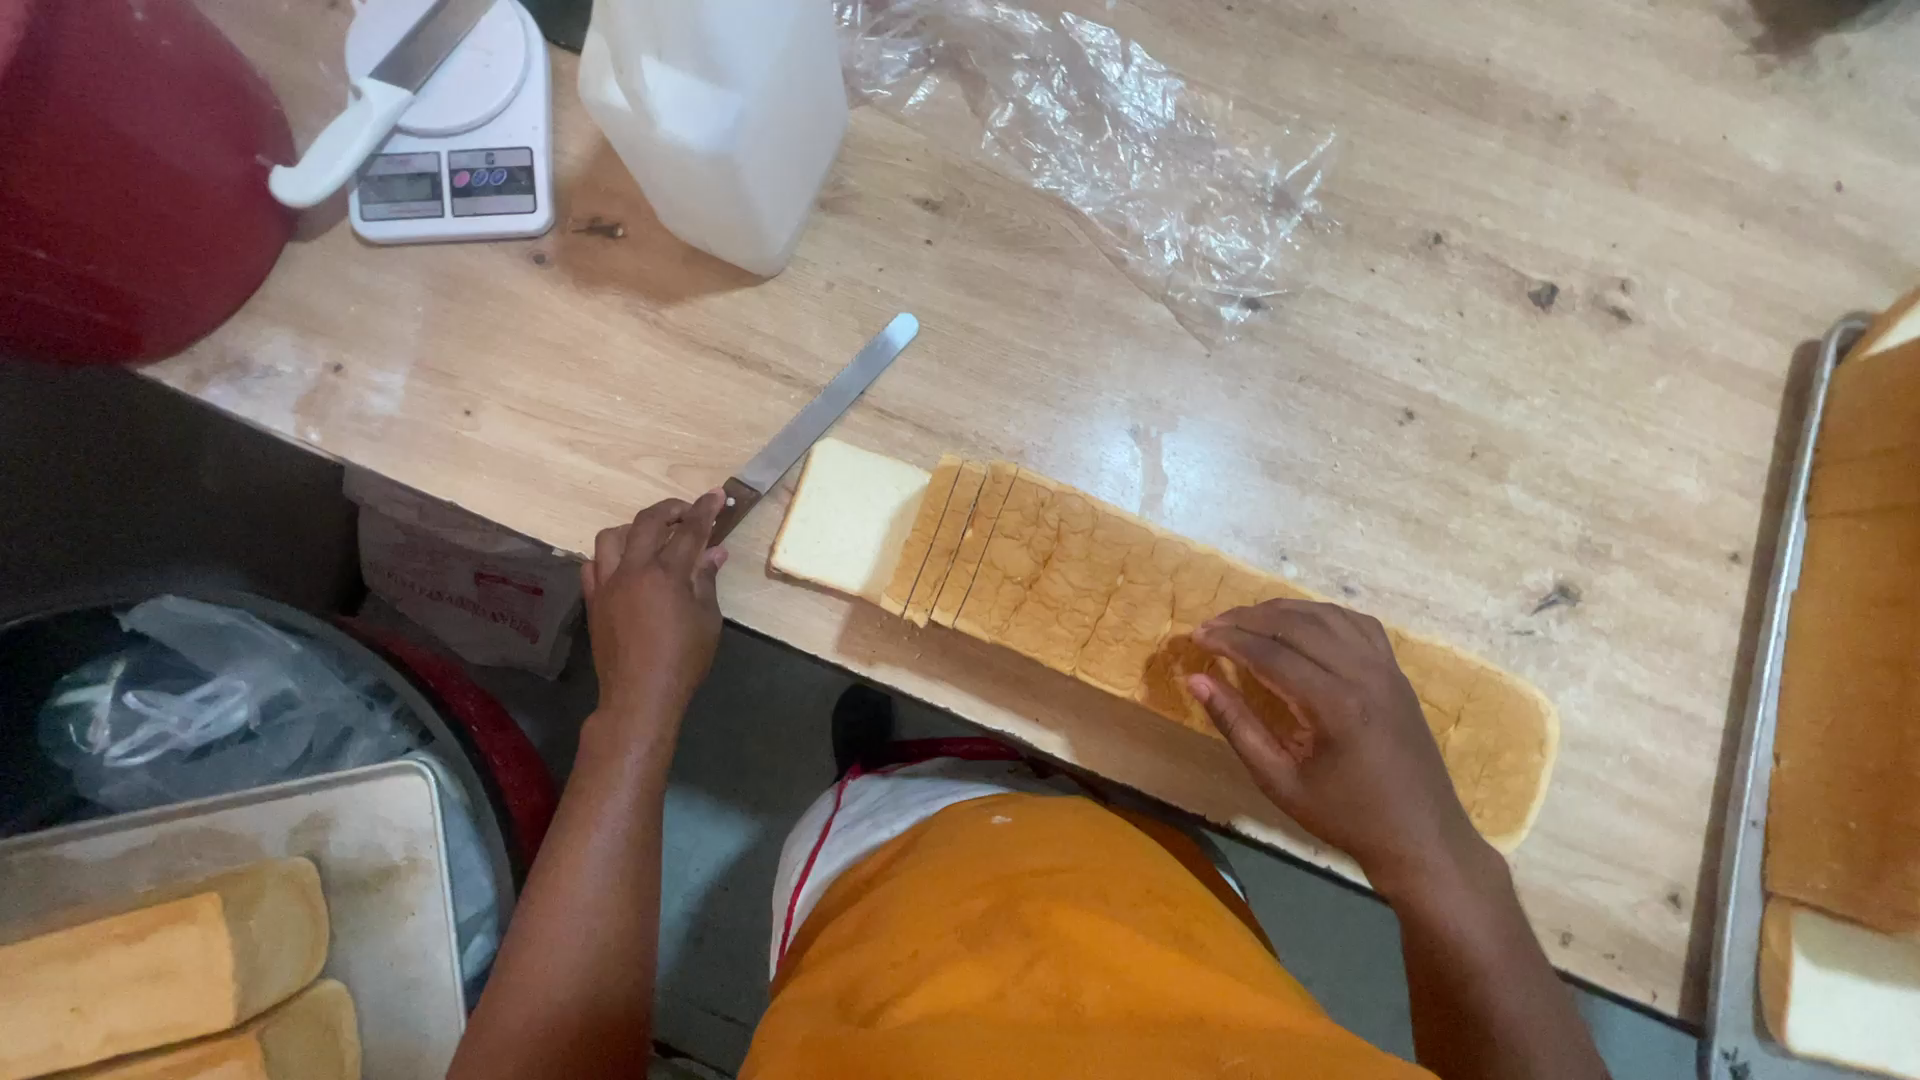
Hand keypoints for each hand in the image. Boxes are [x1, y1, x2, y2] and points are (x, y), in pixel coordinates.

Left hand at [582, 490, 727, 727]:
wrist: (640, 695)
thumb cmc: (684, 660)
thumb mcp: (707, 620)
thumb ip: (706, 580)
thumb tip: (715, 552)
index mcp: (667, 574)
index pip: (690, 531)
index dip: (705, 510)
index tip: (715, 495)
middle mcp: (633, 570)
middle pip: (648, 522)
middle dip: (670, 509)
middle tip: (687, 511)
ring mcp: (608, 584)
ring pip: (612, 537)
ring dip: (634, 528)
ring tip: (652, 536)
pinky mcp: (594, 601)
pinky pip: (593, 565)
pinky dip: (610, 556)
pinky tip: (625, 565)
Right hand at [1188, 599, 1490, 898]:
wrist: (1422, 837)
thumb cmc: (1345, 816)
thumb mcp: (1278, 780)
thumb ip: (1236, 724)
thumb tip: (1195, 680)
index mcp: (1334, 705)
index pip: (1269, 653)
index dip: (1227, 640)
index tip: (1195, 637)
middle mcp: (1363, 674)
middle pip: (1295, 624)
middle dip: (1246, 618)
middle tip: (1212, 626)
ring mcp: (1385, 669)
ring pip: (1325, 615)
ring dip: (1280, 611)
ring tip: (1244, 620)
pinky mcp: (1396, 672)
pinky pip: (1355, 624)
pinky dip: (1319, 615)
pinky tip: (1297, 625)